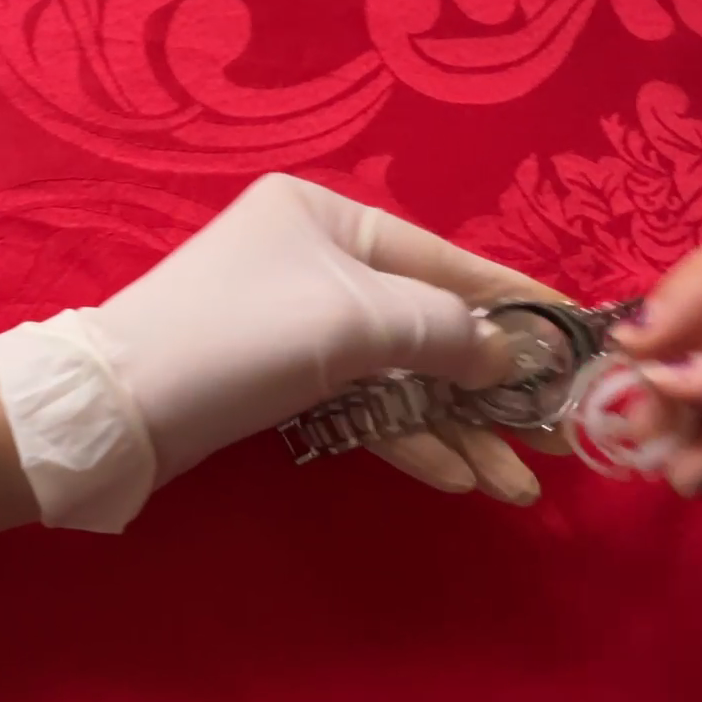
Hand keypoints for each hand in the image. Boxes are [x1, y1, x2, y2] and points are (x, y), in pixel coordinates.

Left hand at [0, 174, 564, 529]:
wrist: (121, 410)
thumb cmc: (240, 336)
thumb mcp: (353, 319)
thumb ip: (443, 331)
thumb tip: (510, 353)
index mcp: (326, 218)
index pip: (442, 260)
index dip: (514, 301)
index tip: (580, 333)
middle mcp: (314, 263)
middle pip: (425, 325)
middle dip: (487, 385)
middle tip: (554, 435)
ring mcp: (297, 325)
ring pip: (395, 376)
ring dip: (453, 427)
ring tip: (515, 482)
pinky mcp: (280, 381)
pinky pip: (358, 404)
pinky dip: (401, 436)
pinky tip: (454, 476)